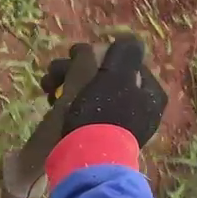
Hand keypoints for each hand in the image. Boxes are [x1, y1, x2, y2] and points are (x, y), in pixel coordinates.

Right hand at [39, 36, 167, 146]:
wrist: (88, 159)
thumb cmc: (101, 114)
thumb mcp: (115, 75)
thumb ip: (124, 52)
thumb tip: (127, 38)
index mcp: (150, 92)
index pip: (124, 60)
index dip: (97, 55)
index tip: (74, 58)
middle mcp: (140, 107)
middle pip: (105, 76)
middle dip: (75, 71)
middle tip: (51, 76)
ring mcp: (122, 123)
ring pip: (93, 91)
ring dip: (67, 84)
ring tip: (47, 91)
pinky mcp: (102, 135)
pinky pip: (87, 109)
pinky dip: (71, 103)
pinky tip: (55, 106)